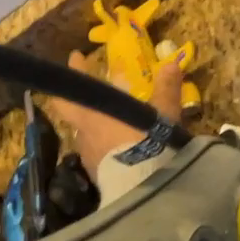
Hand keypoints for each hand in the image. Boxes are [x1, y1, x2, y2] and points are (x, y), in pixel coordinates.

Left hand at [47, 51, 182, 182]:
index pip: (77, 83)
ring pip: (83, 134)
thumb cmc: (147, 141)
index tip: (76, 56)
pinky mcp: (94, 174)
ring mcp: (87, 153)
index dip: (76, 69)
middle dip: (70, 100)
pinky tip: (115, 153)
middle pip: (66, 110)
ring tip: (107, 128)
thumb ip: (166, 88)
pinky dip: (102, 150)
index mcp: (96, 110)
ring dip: (91, 128)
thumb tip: (172, 64)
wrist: (141, 184)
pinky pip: (95, 156)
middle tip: (80, 94)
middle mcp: (85, 129)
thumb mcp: (163, 112)